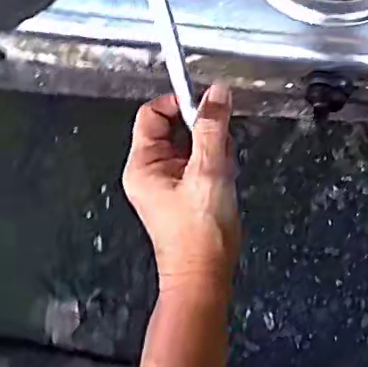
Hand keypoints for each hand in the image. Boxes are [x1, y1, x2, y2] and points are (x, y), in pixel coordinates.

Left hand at [122, 83, 239, 294]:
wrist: (206, 273)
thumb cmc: (198, 233)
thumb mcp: (208, 170)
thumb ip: (213, 127)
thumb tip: (217, 93)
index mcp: (143, 165)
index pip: (153, 113)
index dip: (179, 103)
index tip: (208, 106)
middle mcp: (152, 170)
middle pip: (177, 125)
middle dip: (205, 130)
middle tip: (217, 148)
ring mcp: (169, 179)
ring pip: (194, 140)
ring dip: (214, 147)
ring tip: (221, 169)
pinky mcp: (187, 187)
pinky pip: (203, 157)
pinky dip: (218, 161)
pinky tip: (224, 178)